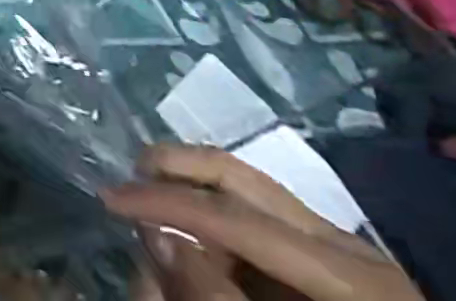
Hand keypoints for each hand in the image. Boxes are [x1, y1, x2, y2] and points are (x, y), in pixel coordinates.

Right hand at [103, 144, 423, 300]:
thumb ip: (217, 297)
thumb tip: (154, 235)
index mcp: (349, 273)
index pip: (234, 215)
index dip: (163, 202)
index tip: (106, 198)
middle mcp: (343, 242)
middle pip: (237, 174)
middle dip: (172, 167)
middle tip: (124, 179)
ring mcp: (338, 245)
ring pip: (242, 186)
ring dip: (187, 192)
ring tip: (154, 221)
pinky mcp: (327, 256)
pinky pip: (254, 215)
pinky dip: (211, 221)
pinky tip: (193, 247)